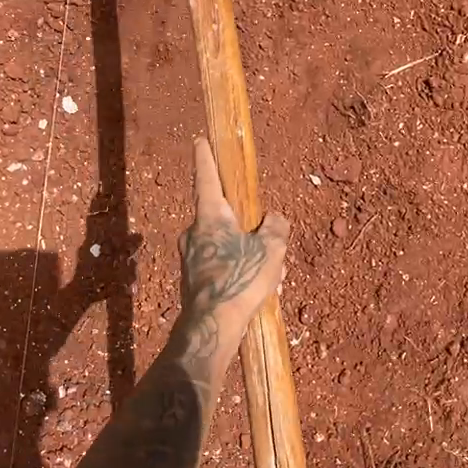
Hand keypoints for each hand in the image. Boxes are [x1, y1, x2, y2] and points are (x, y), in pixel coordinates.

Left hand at [175, 138, 289, 373]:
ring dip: (249, 257)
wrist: (212, 326)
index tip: (200, 141)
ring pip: (226, 247)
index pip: (208, 179)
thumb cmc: (240, 280)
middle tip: (271, 248)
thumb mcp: (272, 249)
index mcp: (210, 217)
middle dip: (249, 230)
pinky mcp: (194, 281)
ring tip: (272, 279)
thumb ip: (277, 227)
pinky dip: (240, 273)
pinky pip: (222, 268)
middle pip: (224, 219)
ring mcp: (191, 258)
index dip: (206, 158)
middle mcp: (194, 233)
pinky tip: (258, 293)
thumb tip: (274, 221)